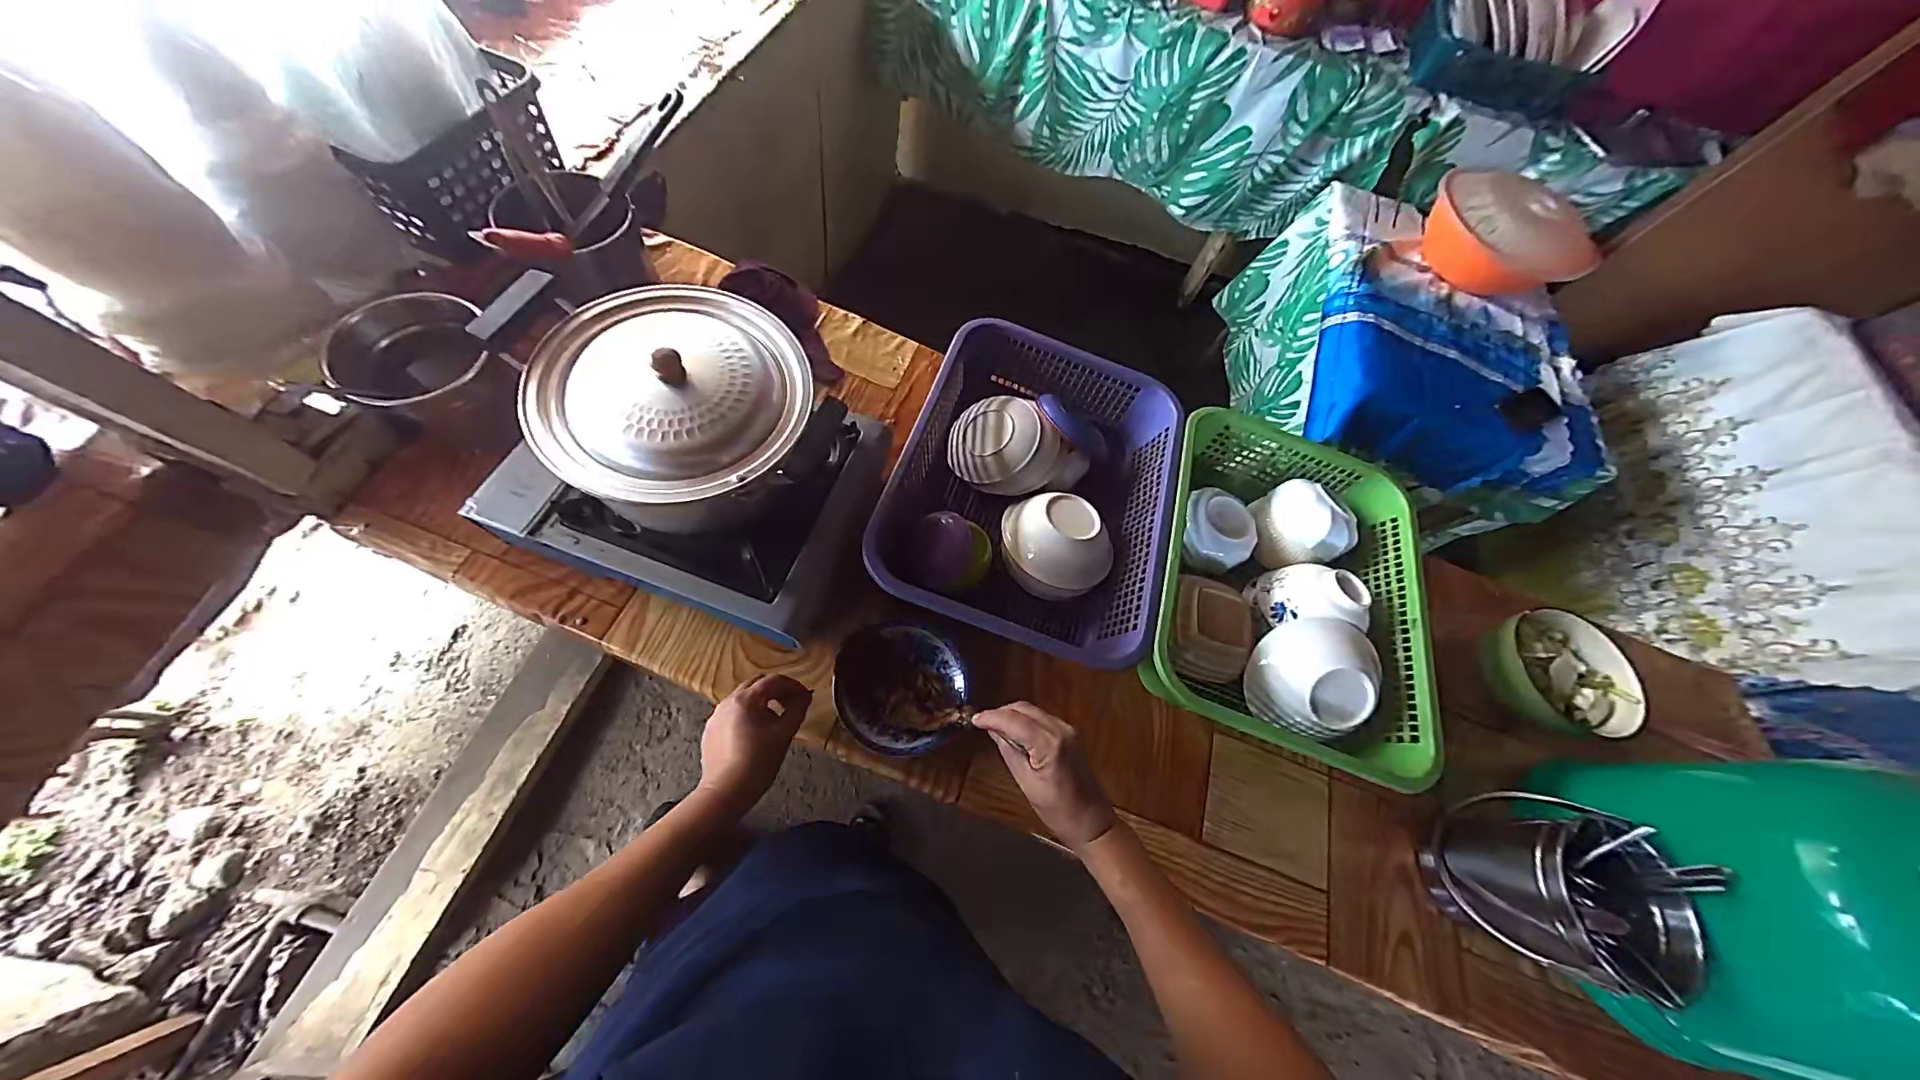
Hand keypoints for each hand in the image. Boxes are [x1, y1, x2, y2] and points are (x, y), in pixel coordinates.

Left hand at [697, 674, 811, 816]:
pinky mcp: (711, 730)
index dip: (793, 685)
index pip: (774, 681)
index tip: (804, 695)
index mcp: (746, 700)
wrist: (726, 792)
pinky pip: (733, 713)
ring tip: (775, 718)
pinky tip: (755, 733)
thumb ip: (797, 709)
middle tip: (791, 701)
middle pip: (756, 684)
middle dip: (776, 690)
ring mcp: (717, 716)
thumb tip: (804, 696)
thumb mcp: (784, 733)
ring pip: (743, 698)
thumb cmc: (757, 763)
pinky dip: (747, 715)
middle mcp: (728, 703)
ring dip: (761, 701)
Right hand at [971, 702, 1116, 849]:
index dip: (992, 717)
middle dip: (1001, 712)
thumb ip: (1009, 752)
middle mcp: (1061, 730)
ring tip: (993, 728)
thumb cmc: (1058, 811)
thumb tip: (993, 731)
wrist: (1092, 822)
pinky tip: (1013, 733)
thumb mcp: (1026, 783)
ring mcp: (1068, 730)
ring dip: (1012, 715)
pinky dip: (1025, 721)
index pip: (1015, 720)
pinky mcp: (1070, 734)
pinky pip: (1042, 719)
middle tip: (981, 722)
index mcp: (1050, 744)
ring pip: (1033, 711)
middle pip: (1024, 709)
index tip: (974, 719)